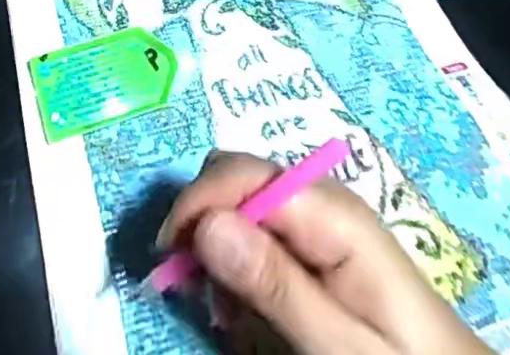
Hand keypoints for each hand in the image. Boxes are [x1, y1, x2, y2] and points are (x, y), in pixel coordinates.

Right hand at [157, 151, 488, 354]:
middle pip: (238, 176)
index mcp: (329, 210)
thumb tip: (208, 221)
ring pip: (243, 200)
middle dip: (204, 220)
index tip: (170, 262)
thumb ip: (274, 283)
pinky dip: (239, 260)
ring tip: (225, 311)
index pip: (242, 173)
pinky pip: (262, 228)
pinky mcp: (320, 236)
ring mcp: (321, 214)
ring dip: (219, 245)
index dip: (197, 206)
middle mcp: (321, 197)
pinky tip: (248, 306)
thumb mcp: (339, 345)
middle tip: (196, 289)